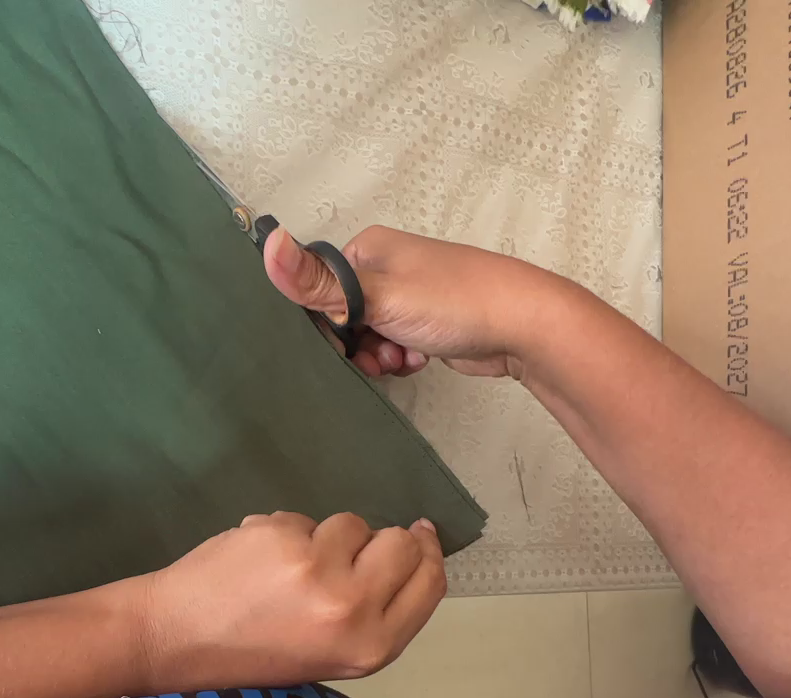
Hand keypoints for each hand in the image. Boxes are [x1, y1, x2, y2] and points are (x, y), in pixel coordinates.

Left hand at [138, 511, 445, 687]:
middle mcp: (353, 608)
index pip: (429, 583)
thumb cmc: (254, 656)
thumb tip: (408, 547)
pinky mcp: (282, 536)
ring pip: (351, 523)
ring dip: (325, 537)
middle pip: (403, 542)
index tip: (421, 534)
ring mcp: (317, 568)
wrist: (174, 639)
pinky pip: (305, 518)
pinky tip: (256, 560)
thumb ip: (374, 611)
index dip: (429, 553)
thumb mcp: (332, 655)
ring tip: (285, 570)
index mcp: (372, 648)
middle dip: (379, 540)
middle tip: (343, 555)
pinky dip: (285, 533)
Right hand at [262, 224, 568, 379]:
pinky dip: (399, 359)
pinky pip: (392, 345)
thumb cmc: (450, 302)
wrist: (522, 325)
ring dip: (378, 357)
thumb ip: (320, 281)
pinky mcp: (423, 323)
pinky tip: (417, 362)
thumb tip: (268, 242)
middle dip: (355, 347)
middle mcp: (383, 268)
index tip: (341, 346)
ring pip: (366, 338)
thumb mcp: (378, 294)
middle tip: (376, 358)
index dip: (324, 325)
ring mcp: (406, 296)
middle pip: (341, 318)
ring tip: (401, 361)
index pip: (318, 290)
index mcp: (366, 250)